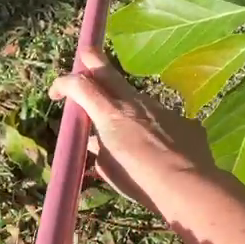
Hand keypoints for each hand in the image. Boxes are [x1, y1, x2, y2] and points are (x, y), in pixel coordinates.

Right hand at [50, 48, 215, 211]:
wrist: (188, 187)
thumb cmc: (139, 180)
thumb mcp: (108, 167)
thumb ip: (99, 148)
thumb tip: (96, 142)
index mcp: (109, 114)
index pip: (79, 84)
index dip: (63, 83)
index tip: (56, 94)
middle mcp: (134, 104)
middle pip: (107, 71)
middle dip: (92, 60)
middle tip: (85, 55)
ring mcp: (161, 108)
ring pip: (135, 97)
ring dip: (124, 103)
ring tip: (124, 125)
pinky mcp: (182, 120)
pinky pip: (161, 118)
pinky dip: (152, 127)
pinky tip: (158, 147)